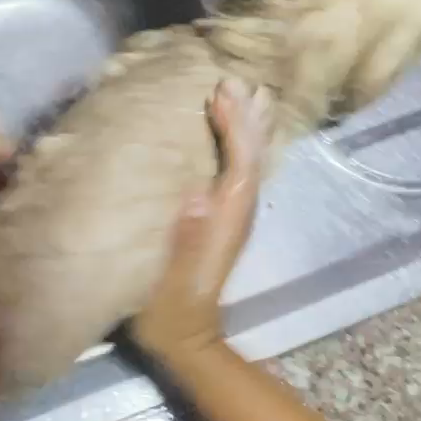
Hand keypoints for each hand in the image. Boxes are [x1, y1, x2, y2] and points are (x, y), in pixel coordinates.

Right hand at [129, 78, 272, 359]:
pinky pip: (236, 173)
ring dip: (247, 129)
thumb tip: (198, 195)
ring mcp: (231, 219)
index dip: (234, 126)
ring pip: (248, 163)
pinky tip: (229, 137)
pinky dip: (237, 148)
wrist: (184, 340)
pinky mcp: (220, 224)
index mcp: (226, 221)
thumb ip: (187, 241)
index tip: (222, 92)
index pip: (240, 163)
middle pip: (251, 156)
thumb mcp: (172, 281)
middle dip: (246, 118)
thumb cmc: (170, 311)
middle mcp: (237, 214)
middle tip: (238, 80)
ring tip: (245, 96)